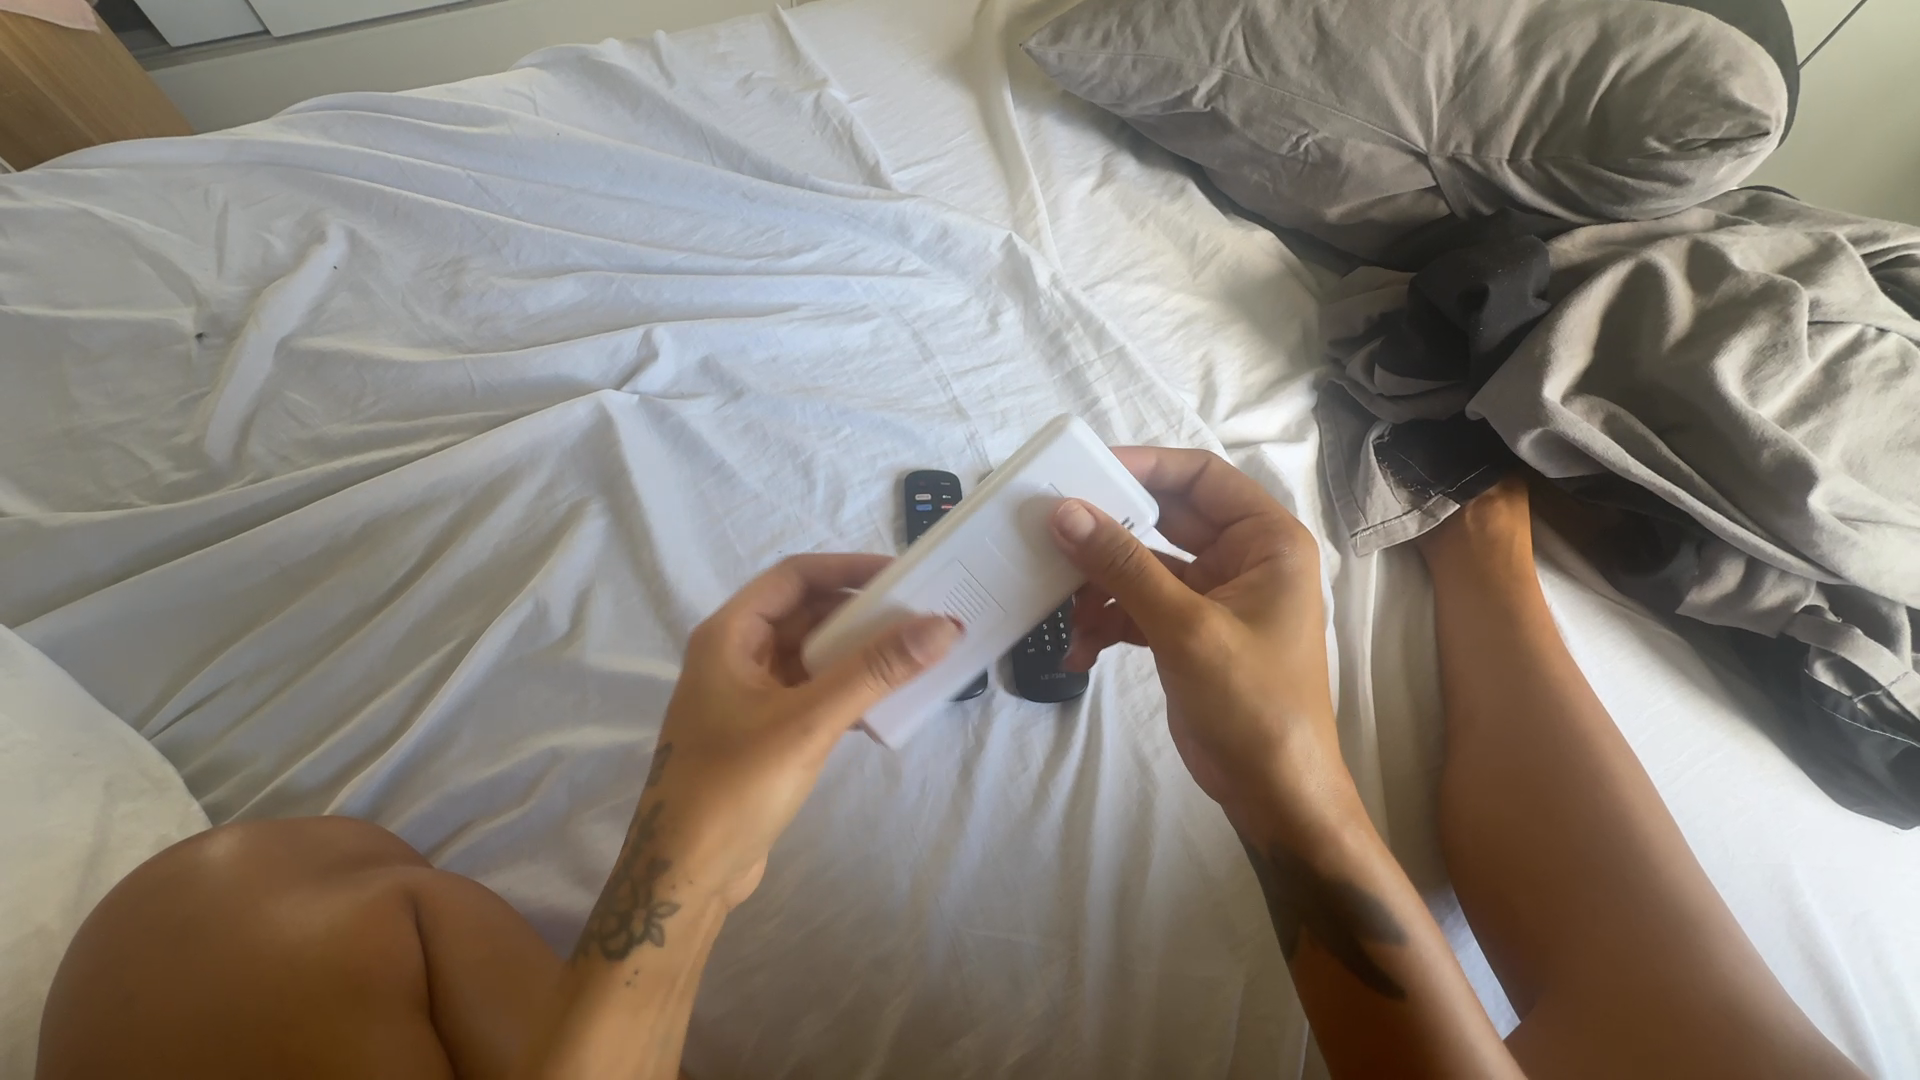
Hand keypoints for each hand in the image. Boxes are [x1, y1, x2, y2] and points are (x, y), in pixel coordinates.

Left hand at [639, 555, 960, 909]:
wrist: (686, 878)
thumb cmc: (735, 786)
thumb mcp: (809, 722)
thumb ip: (875, 671)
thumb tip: (941, 626)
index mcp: (730, 635)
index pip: (795, 576)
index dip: (848, 568)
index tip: (902, 575)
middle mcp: (736, 655)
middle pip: (806, 613)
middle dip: (861, 613)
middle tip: (920, 614)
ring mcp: (749, 694)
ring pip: (813, 654)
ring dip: (859, 653)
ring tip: (914, 654)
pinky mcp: (765, 729)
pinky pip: (814, 690)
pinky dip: (848, 689)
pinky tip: (885, 705)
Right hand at [1050, 448, 1345, 831]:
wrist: (1272, 792)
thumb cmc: (1252, 703)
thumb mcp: (1185, 628)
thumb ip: (1123, 567)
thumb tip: (1065, 512)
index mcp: (1265, 540)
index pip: (1201, 477)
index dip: (1144, 465)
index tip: (1085, 469)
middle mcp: (1240, 558)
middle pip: (1163, 520)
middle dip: (1109, 534)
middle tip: (1052, 532)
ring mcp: (1210, 596)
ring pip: (1140, 566)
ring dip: (1100, 589)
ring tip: (1067, 614)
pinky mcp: (1185, 630)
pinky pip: (1135, 607)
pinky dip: (1107, 623)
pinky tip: (1080, 652)